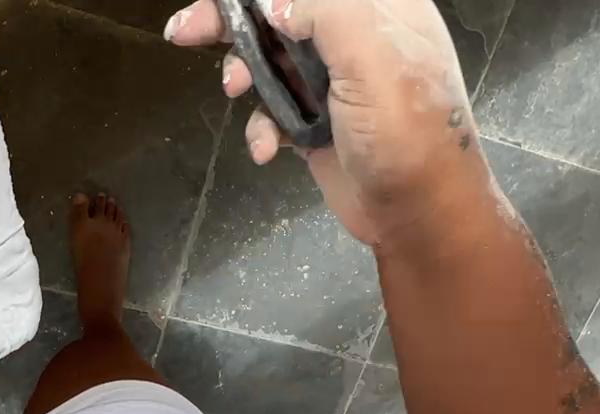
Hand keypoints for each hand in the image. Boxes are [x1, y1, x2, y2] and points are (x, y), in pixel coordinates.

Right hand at [165, 0, 488, 246]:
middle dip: (232, 25)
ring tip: (235, 92)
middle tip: (185, 31)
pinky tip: (264, 152)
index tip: (220, 4)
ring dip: (245, 77)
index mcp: (373, 6)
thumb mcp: (371, 55)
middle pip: (279, 18)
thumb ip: (325, 13)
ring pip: (269, 66)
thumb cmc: (404, 129)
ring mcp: (330, 84)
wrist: (414, 208)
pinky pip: (273, 116)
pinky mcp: (313, 126)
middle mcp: (349, 37)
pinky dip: (261, 131)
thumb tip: (274, 5)